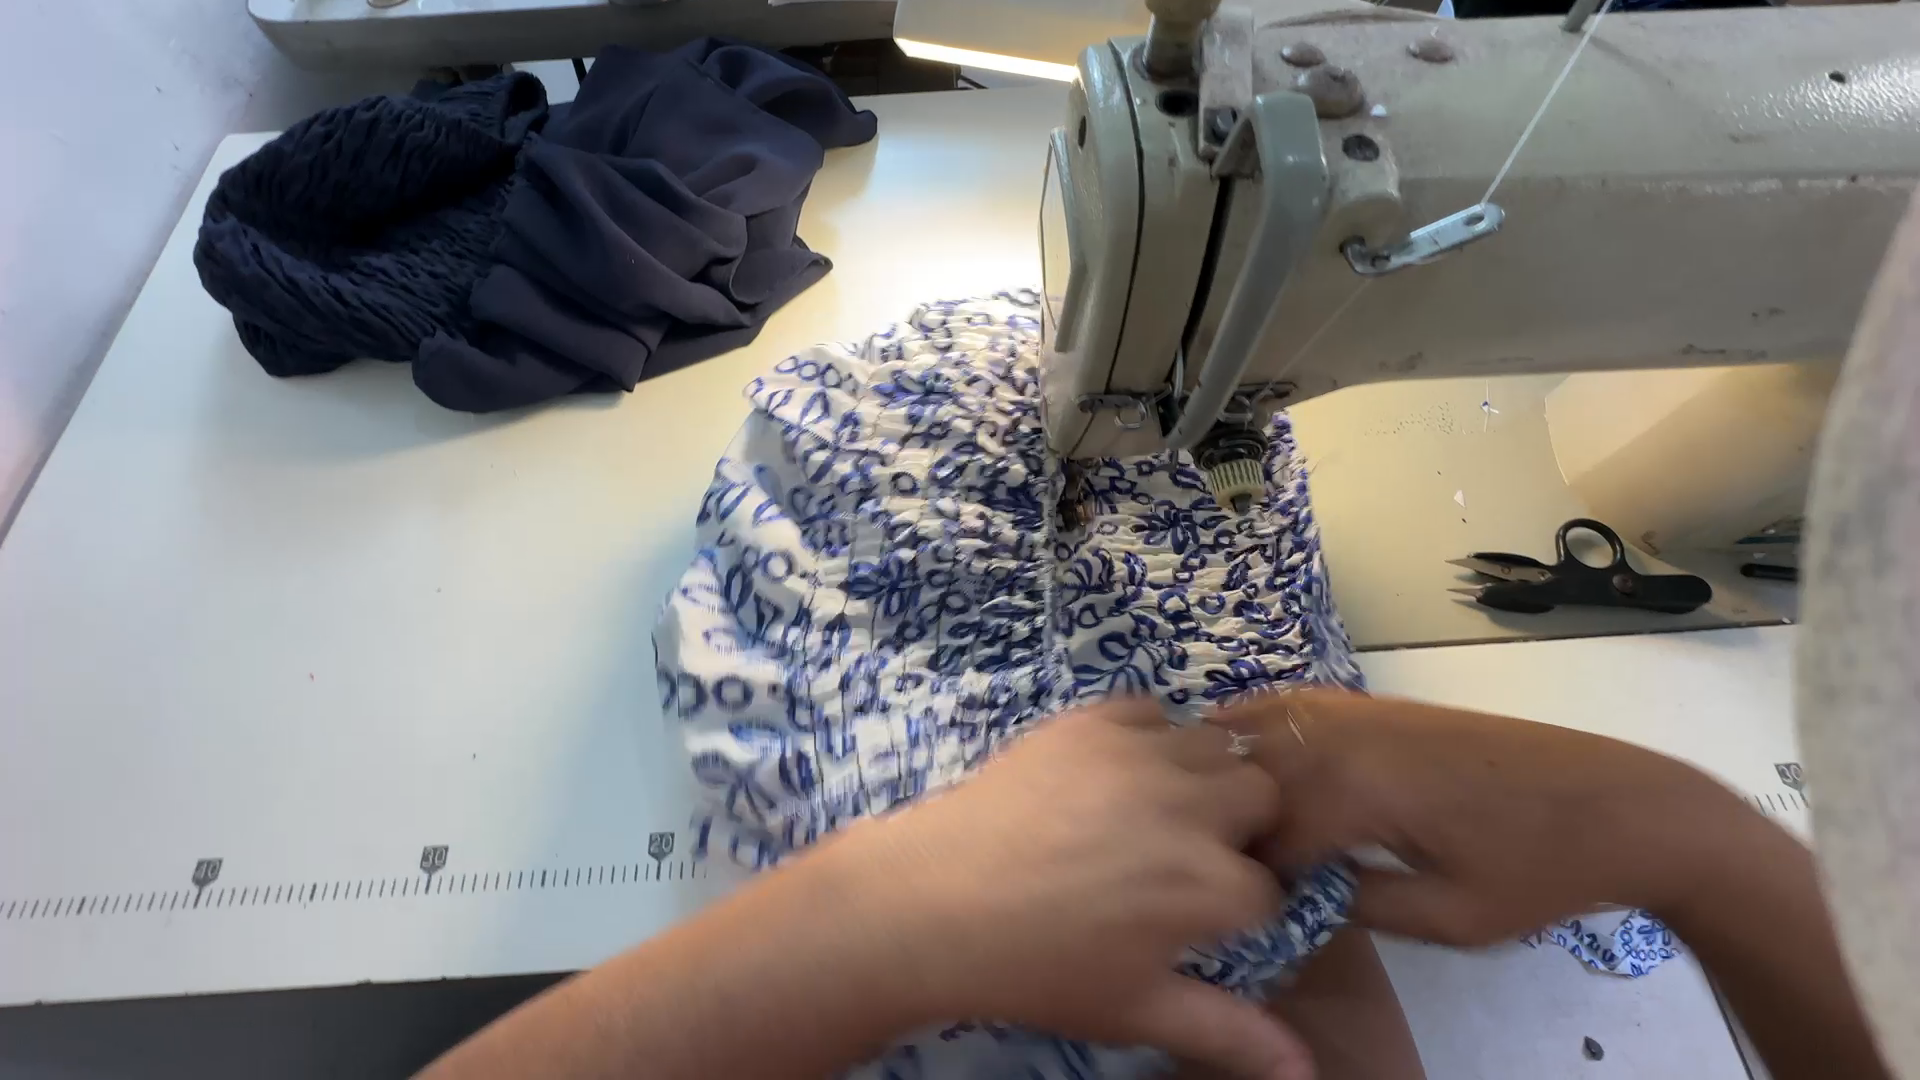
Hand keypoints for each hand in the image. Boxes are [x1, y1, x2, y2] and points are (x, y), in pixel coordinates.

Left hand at [802, 697, 1314, 1079]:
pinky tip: (1116, 766)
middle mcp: (1190, 806)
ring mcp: (1139, 754)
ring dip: (1201, 773)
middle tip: (1188, 849)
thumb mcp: (1135, 1008)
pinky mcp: (1091, 720)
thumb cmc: (1039, 964)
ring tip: (1156, 804)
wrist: (939, 897)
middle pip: (1260, 795)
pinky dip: (1147, 733)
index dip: (1245, 897)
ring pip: (1212, 743)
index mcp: (1210, 885)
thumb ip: (1227, 1033)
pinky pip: (1147, 709)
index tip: (1211, 906)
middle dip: (1241, 824)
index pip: (1271, 884)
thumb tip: (1306, 1071)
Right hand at [1216, 689, 1757, 945]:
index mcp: (1354, 789)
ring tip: (1219, 806)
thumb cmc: (1538, 869)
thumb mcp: (1454, 918)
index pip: (1267, 832)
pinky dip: (1251, 723)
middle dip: (1231, 819)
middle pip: (1246, 772)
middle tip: (1236, 862)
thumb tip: (1301, 893)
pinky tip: (1238, 743)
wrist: (1619, 802)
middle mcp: (1336, 737)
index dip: (1254, 876)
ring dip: (1230, 767)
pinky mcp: (1366, 702)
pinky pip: (1285, 705)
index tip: (1256, 907)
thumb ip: (1362, 906)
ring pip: (1255, 727)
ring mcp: (1349, 710)